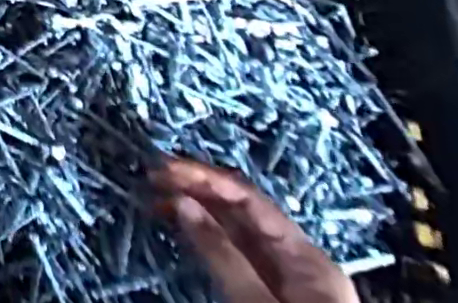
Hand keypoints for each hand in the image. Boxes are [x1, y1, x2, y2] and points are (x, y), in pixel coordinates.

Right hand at [155, 159, 357, 302]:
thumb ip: (221, 253)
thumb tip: (182, 201)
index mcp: (305, 257)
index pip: (247, 198)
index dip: (203, 176)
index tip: (162, 168)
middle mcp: (298, 260)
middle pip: (242, 210)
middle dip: (196, 189)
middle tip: (151, 180)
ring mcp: (287, 280)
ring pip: (236, 230)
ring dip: (197, 209)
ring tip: (157, 200)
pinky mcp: (272, 297)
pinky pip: (237, 253)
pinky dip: (206, 236)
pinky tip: (181, 228)